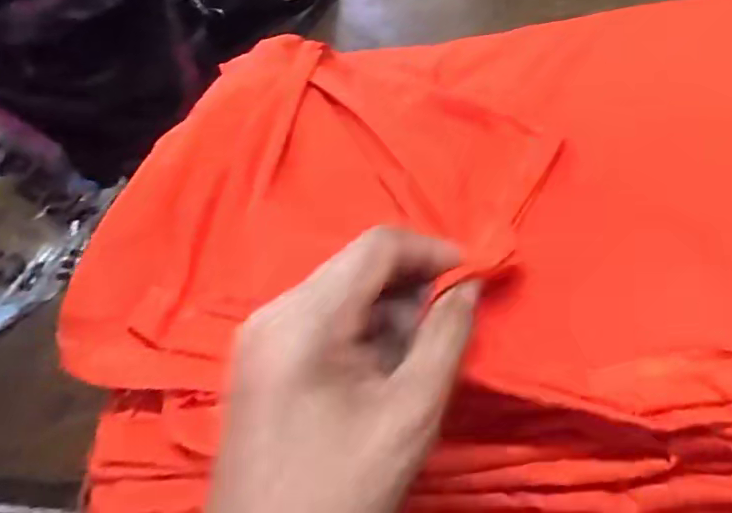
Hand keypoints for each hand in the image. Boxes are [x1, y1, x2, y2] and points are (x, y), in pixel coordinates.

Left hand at [207, 228, 480, 512]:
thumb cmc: (343, 485)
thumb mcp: (413, 408)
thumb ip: (449, 332)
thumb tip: (470, 283)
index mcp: (305, 321)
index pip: (379, 246)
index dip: (432, 251)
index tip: (468, 277)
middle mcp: (275, 313)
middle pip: (362, 262)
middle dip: (413, 282)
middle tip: (443, 320)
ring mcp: (262, 335)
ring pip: (347, 283)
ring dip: (391, 304)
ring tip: (412, 350)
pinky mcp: (262, 356)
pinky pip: (327, 309)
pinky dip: (365, 321)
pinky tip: (379, 364)